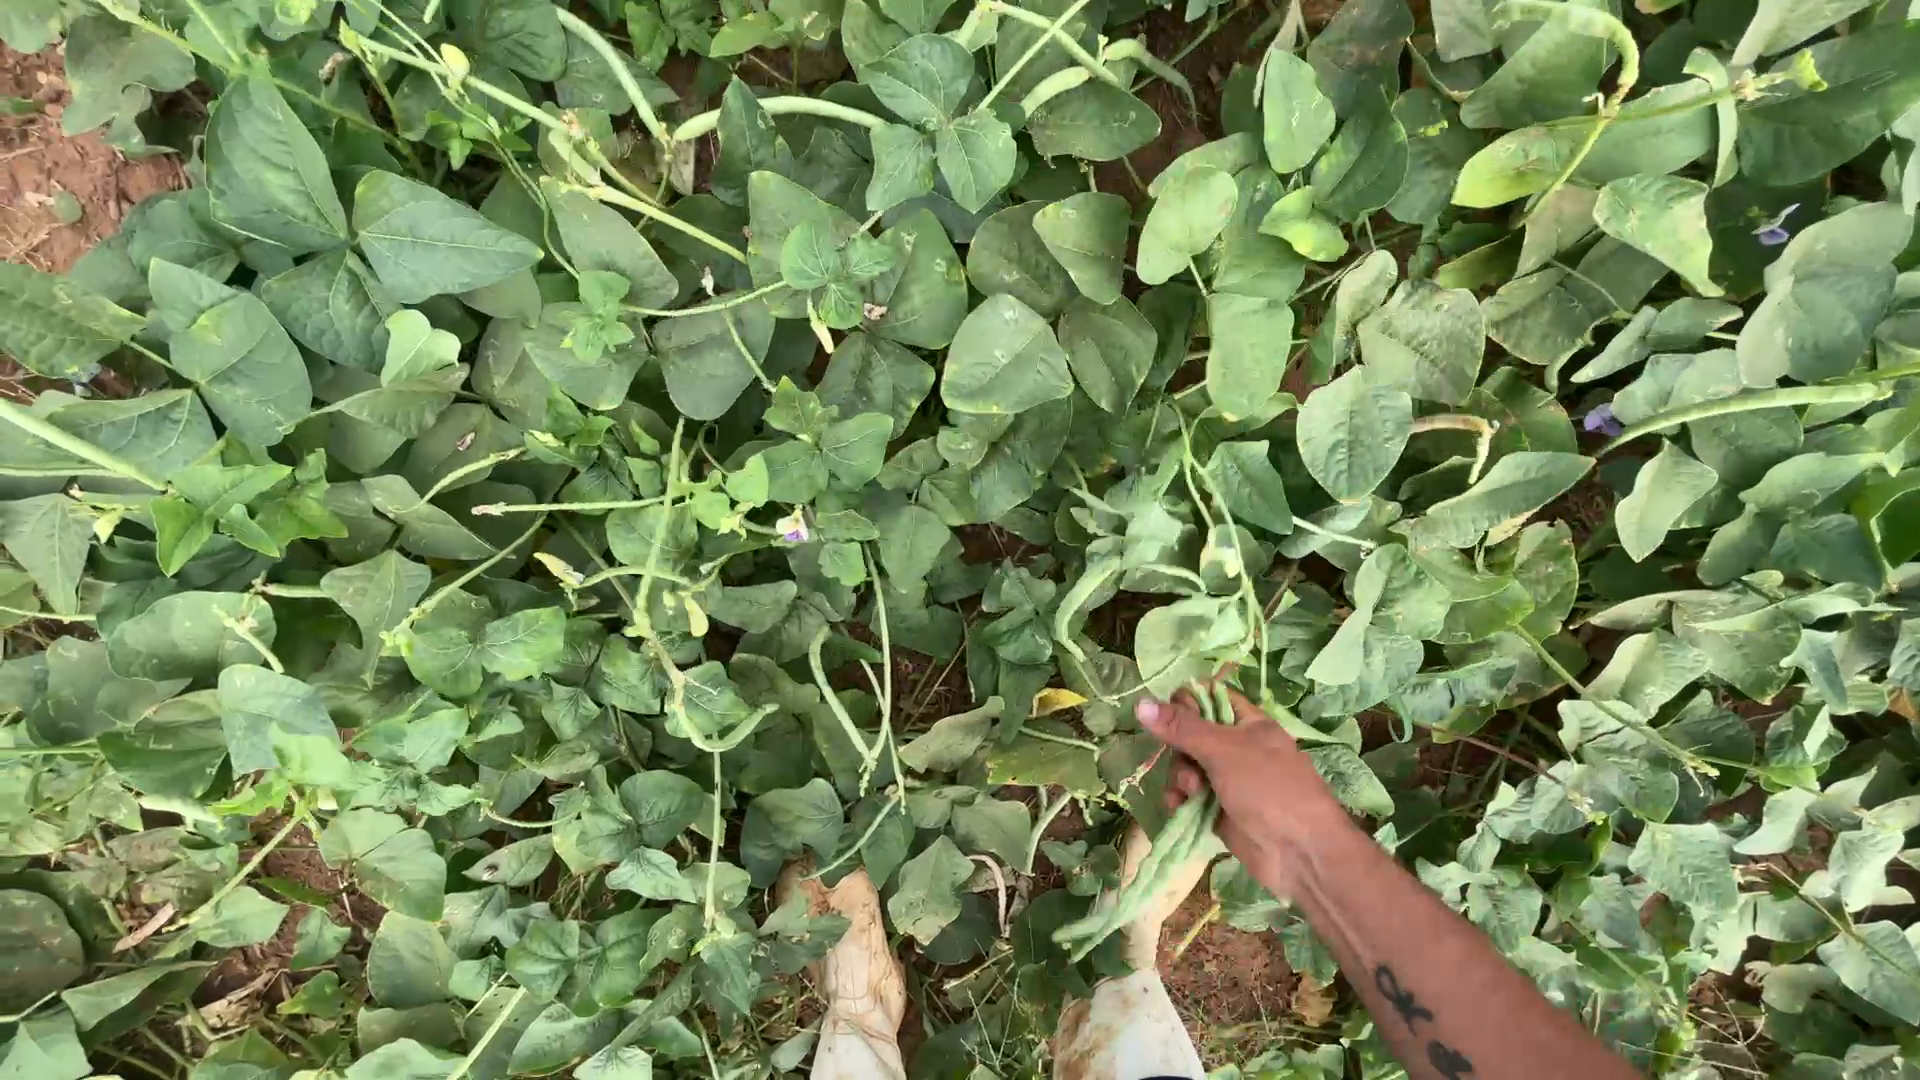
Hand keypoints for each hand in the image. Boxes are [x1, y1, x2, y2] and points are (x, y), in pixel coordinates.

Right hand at [1136, 686, 1358, 897]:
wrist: (1301, 854)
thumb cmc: (1270, 790)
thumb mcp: (1224, 751)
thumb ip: (1182, 727)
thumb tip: (1141, 703)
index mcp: (1247, 723)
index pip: (1207, 697)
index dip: (1185, 704)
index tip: (1172, 719)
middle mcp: (1236, 747)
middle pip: (1188, 733)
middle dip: (1180, 749)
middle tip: (1187, 763)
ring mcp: (1227, 779)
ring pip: (1185, 765)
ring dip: (1179, 777)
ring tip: (1190, 793)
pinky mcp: (1217, 808)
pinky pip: (1187, 794)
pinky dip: (1179, 798)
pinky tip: (1179, 807)